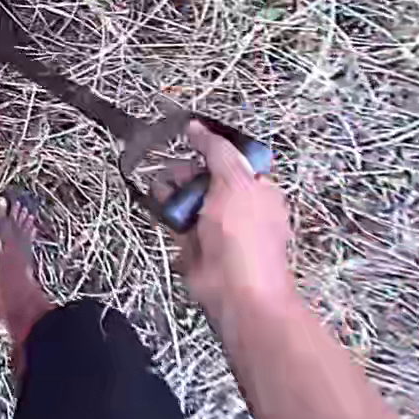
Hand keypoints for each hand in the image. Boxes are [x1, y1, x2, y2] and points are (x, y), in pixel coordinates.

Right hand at [173, 120, 294, 322]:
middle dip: (184, 169)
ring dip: (171, 188)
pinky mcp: (193, 238)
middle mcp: (237, 203)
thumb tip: (195, 126)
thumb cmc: (244, 236)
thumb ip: (215, 149)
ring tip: (164, 193)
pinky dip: (165, 209)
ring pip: (185, 192)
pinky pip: (174, 214)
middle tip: (176, 174)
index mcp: (257, 188)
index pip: (230, 157)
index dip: (209, 147)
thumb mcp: (234, 181)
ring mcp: (215, 222)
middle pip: (202, 172)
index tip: (188, 140)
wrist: (236, 292)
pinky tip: (161, 208)